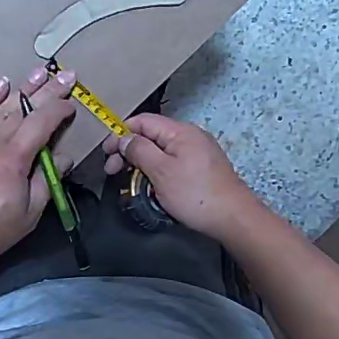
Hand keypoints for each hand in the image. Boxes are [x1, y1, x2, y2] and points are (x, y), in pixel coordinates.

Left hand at [0, 65, 76, 275]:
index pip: (41, 122)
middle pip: (24, 108)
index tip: (72, 103)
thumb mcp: (28, 214)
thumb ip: (47, 181)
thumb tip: (62, 158)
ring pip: (1, 106)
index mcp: (12, 159)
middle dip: (48, 90)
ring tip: (40, 72)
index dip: (59, 110)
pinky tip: (2, 84)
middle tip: (67, 74)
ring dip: (23, 88)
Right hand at [102, 114, 265, 241]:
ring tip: (131, 182)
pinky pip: (173, 163)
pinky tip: (151, 186)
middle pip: (151, 136)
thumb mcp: (160, 171)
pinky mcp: (202, 169)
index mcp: (180, 131)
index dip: (120, 133)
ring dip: (142, 164)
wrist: (232, 217)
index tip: (107, 153)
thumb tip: (125, 138)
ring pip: (161, 152)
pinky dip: (157, 171)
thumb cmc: (196, 194)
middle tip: (113, 171)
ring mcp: (198, 153)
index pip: (142, 121)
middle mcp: (190, 136)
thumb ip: (139, 150)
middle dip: (129, 151)